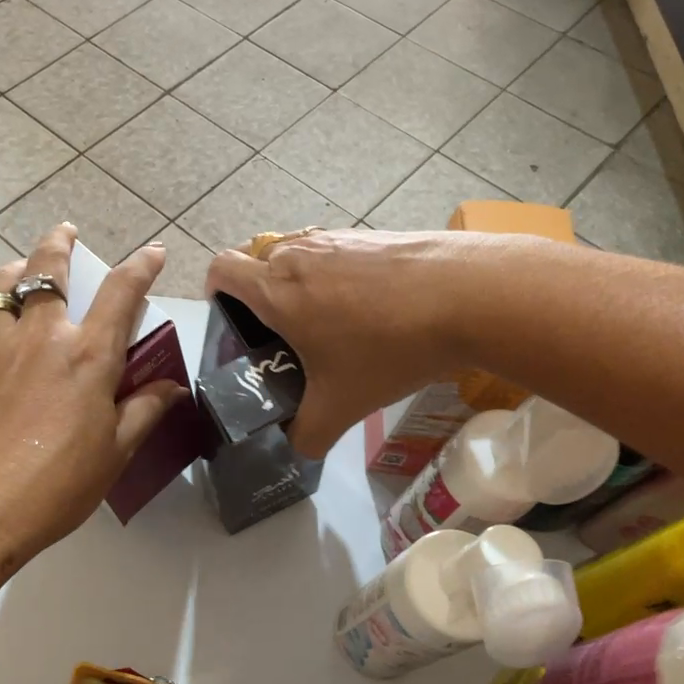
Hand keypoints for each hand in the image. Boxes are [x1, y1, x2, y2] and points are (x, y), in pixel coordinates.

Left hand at [0, 224, 185, 561]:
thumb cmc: (57, 486)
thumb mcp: (114, 453)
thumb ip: (143, 411)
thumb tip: (171, 387)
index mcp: (87, 355)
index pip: (122, 293)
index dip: (141, 267)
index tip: (152, 253)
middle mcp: (40, 337)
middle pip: (47, 270)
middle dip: (58, 244)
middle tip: (64, 233)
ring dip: (10, 272)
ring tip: (18, 272)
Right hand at [207, 228, 479, 458]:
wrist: (470, 295)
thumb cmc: (389, 347)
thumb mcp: (342, 405)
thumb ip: (308, 435)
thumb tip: (296, 451)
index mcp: (275, 289)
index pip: (220, 269)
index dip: (213, 290)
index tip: (229, 319)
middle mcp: (297, 253)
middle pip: (255, 256)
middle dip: (254, 289)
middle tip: (275, 329)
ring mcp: (337, 237)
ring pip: (296, 250)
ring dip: (296, 278)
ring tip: (325, 318)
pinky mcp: (372, 233)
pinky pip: (334, 248)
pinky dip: (335, 271)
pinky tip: (370, 305)